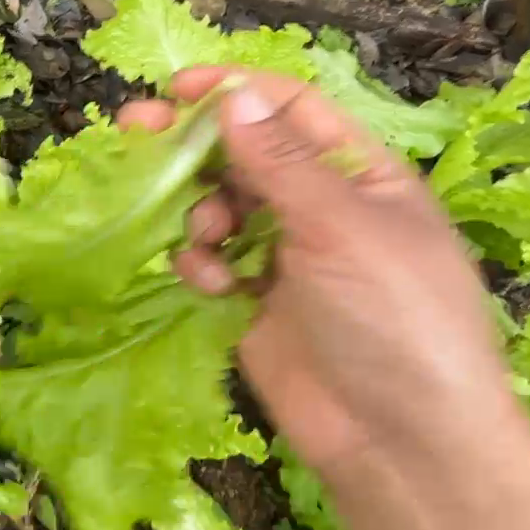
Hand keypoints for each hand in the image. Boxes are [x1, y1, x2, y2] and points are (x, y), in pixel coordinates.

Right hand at [119, 67, 518, 476]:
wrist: (396, 440)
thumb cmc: (392, 318)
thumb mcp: (341, 228)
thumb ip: (281, 161)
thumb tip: (235, 94)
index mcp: (358, 176)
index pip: (291, 108)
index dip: (235, 91)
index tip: (174, 89)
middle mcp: (317, 205)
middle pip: (241, 151)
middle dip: (191, 143)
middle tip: (132, 129)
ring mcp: (281, 251)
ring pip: (215, 201)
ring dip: (196, 212)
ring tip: (205, 240)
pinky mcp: (250, 293)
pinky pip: (206, 255)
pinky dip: (199, 262)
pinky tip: (213, 286)